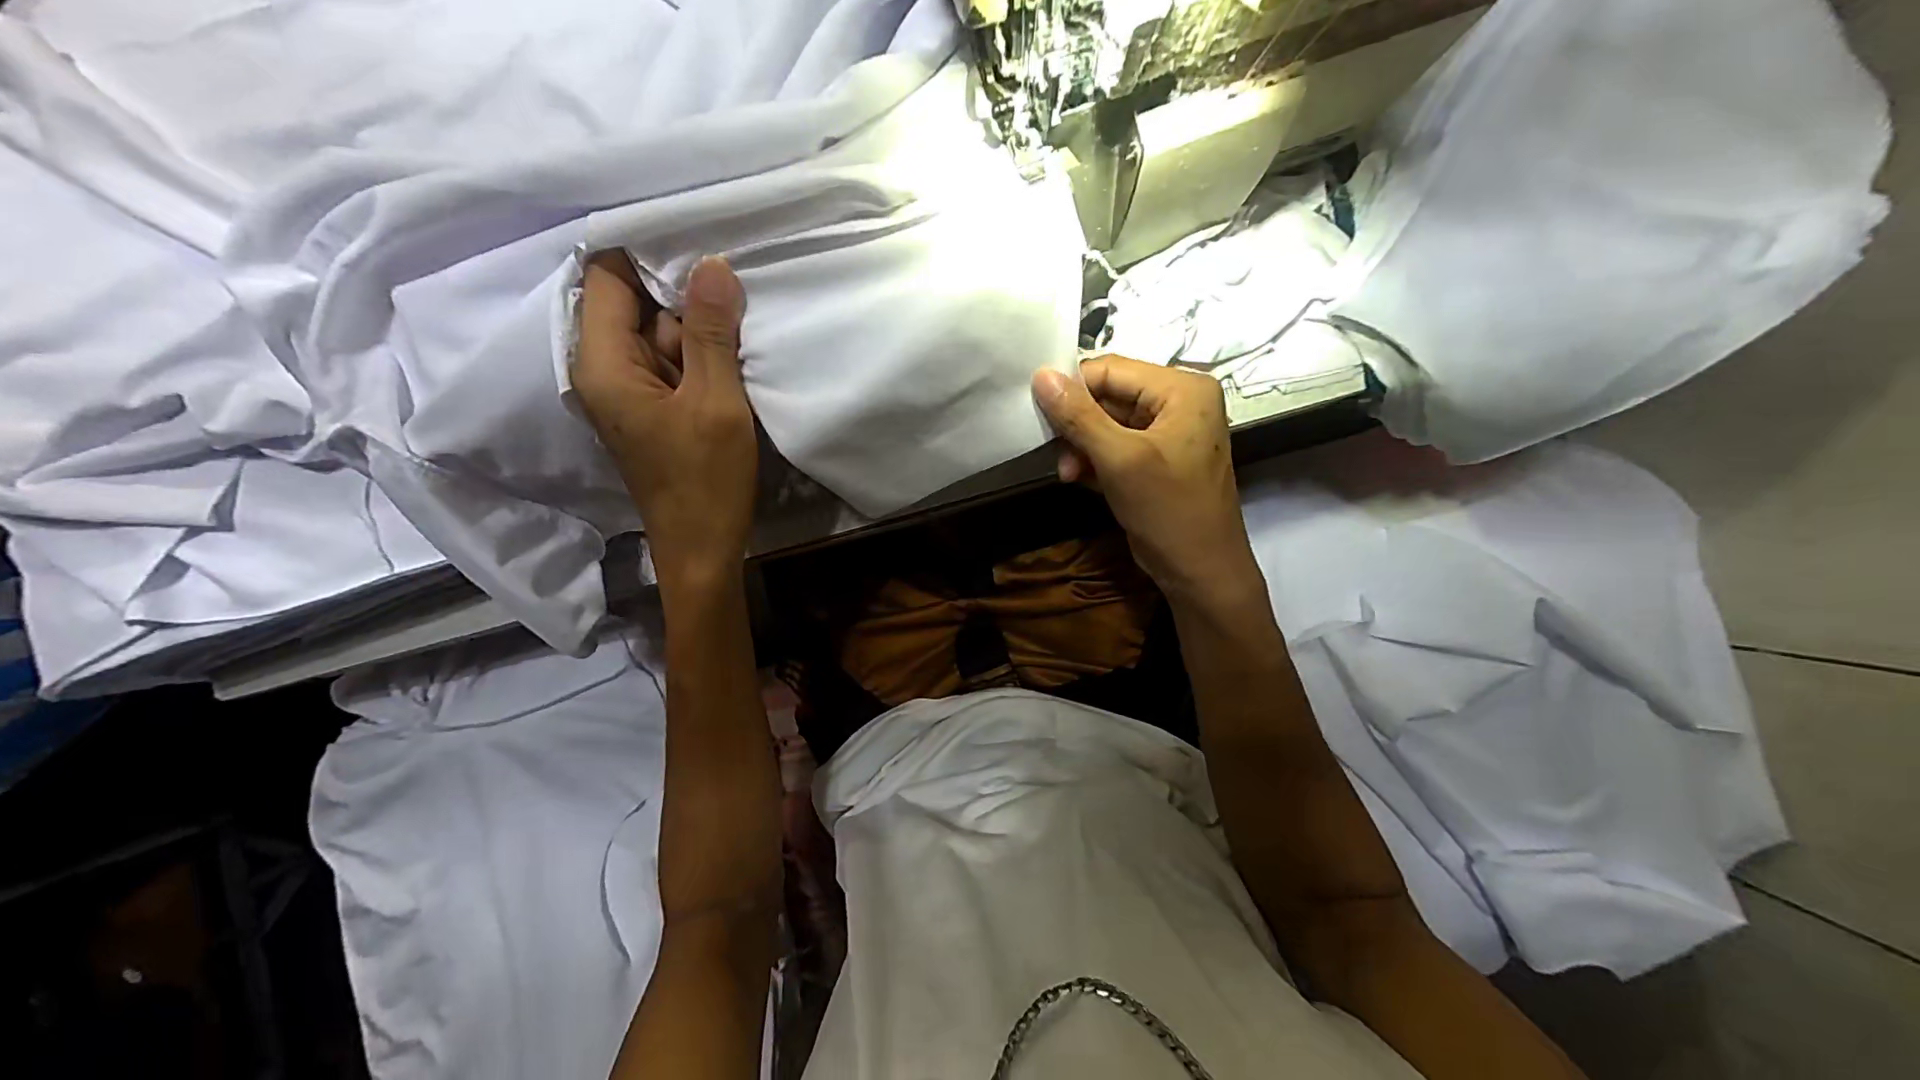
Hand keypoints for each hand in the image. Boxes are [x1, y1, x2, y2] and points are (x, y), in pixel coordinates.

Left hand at [574, 251, 757, 583]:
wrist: (702, 548)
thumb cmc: (706, 479)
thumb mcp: (717, 401)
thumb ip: (712, 331)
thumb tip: (712, 263)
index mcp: (603, 365)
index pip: (608, 278)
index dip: (649, 256)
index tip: (699, 244)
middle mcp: (603, 371)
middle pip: (634, 304)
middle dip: (682, 297)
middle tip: (736, 297)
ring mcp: (627, 392)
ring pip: (657, 335)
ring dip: (696, 331)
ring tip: (742, 334)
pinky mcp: (649, 409)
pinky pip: (668, 363)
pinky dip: (697, 357)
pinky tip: (732, 363)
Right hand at [1032, 355, 1258, 603]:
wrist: (1201, 572)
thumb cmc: (1168, 510)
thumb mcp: (1120, 459)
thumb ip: (1079, 416)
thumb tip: (1040, 375)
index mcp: (1183, 389)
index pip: (1112, 370)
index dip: (1071, 387)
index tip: (1036, 409)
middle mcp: (1179, 403)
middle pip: (1109, 395)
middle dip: (1078, 424)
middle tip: (1052, 450)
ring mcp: (1168, 433)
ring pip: (1108, 423)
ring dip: (1082, 446)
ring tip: (1066, 472)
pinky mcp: (1156, 461)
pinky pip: (1116, 446)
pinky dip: (1094, 460)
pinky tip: (1076, 477)